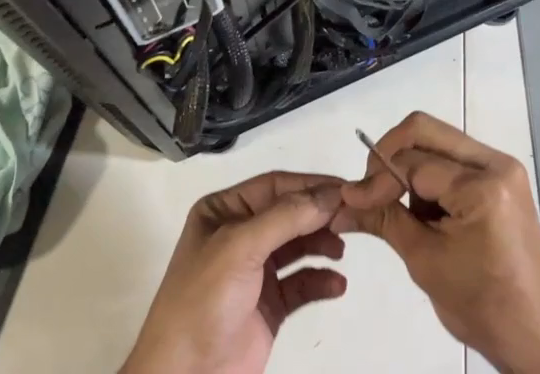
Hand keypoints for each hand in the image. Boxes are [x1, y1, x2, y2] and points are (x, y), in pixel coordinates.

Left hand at [121, 171, 351, 373]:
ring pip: (297, 247)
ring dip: (321, 245)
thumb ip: (285, 218)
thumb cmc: (204, 297)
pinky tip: (337, 284)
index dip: (309, 185)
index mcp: (223, 211)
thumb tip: (329, 194)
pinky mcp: (269, 305)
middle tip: (352, 219)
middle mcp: (239, 235)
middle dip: (319, 215)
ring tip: (341, 251)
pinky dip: (320, 281)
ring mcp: (254, 271)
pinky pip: (301, 284)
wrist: (187, 372)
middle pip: (289, 215)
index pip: (273, 186)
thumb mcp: (240, 247)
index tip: (346, 188)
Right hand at [344, 113, 539, 373]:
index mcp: (483, 185)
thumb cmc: (482, 305)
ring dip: (408, 167)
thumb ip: (384, 219)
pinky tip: (421, 213)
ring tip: (397, 209)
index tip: (350, 201)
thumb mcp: (424, 260)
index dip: (376, 179)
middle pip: (425, 132)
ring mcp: (501, 169)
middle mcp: (496, 164)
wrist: (536, 335)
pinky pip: (451, 161)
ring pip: (436, 143)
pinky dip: (427, 178)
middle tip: (368, 190)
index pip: (413, 162)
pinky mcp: (501, 181)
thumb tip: (342, 203)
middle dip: (388, 156)